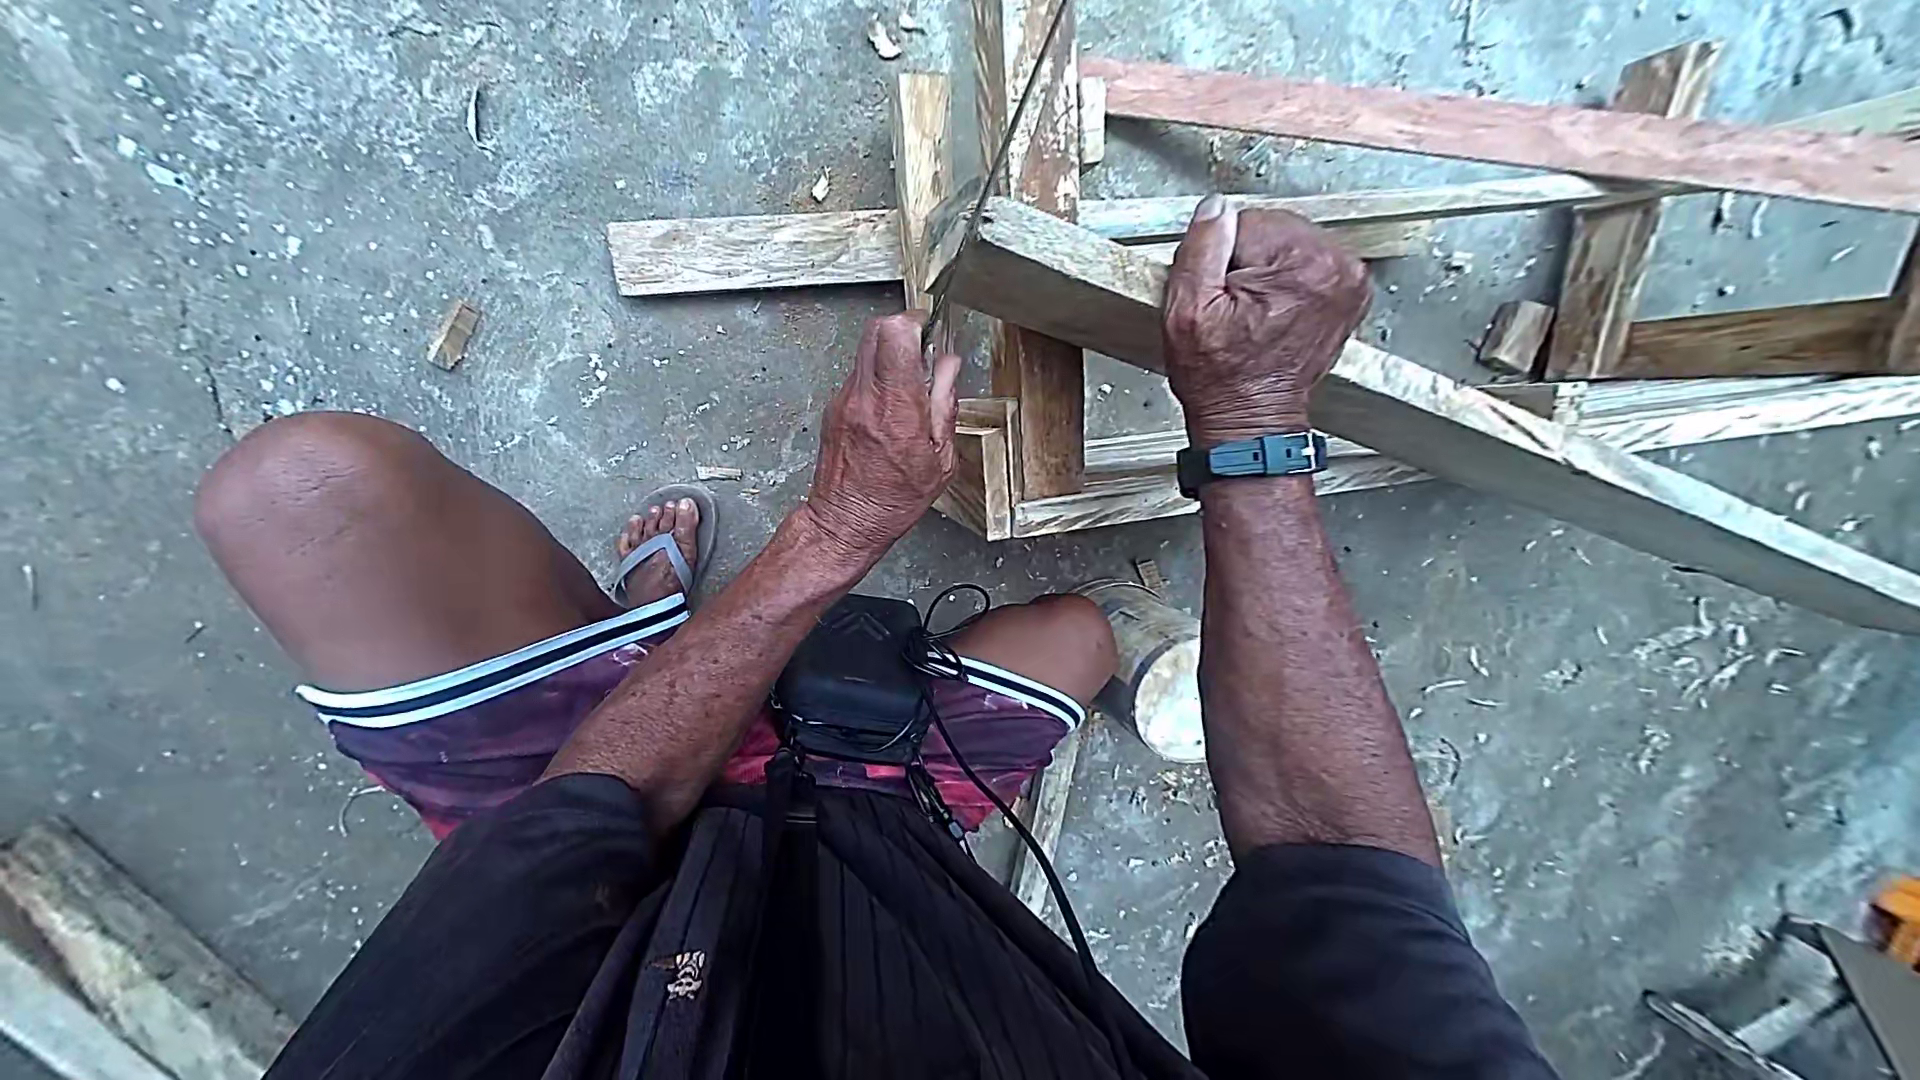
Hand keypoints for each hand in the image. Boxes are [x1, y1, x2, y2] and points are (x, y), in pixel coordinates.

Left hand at [799, 312, 961, 568]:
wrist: (846, 521)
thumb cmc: (892, 500)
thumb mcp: (940, 460)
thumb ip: (946, 405)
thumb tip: (949, 367)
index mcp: (898, 410)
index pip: (896, 335)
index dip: (916, 324)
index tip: (929, 332)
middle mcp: (866, 399)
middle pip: (876, 329)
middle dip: (902, 330)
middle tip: (921, 350)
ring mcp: (845, 401)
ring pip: (866, 350)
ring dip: (890, 355)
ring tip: (908, 387)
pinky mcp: (834, 407)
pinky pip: (859, 375)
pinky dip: (878, 378)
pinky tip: (890, 407)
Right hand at [1161, 197, 1371, 445]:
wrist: (1248, 418)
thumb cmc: (1219, 378)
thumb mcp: (1186, 313)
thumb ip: (1200, 249)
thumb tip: (1214, 209)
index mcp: (1303, 263)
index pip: (1245, 222)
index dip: (1218, 261)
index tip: (1218, 299)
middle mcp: (1337, 266)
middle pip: (1272, 231)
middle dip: (1244, 264)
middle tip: (1233, 312)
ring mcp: (1349, 282)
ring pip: (1287, 247)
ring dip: (1264, 274)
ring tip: (1251, 317)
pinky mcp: (1349, 295)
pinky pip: (1305, 266)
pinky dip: (1285, 285)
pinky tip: (1270, 316)